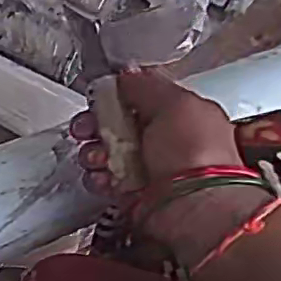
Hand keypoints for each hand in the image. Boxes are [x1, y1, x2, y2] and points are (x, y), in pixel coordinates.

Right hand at [73, 69, 269, 260]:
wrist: (191, 205)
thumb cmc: (193, 152)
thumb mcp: (175, 104)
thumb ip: (146, 87)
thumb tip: (126, 75)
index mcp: (178, 114)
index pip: (137, 99)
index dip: (114, 98)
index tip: (98, 99)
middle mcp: (160, 140)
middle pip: (114, 125)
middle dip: (94, 125)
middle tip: (86, 129)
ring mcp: (143, 167)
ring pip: (103, 152)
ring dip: (93, 152)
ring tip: (99, 158)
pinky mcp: (128, 192)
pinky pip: (101, 179)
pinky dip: (97, 177)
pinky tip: (103, 176)